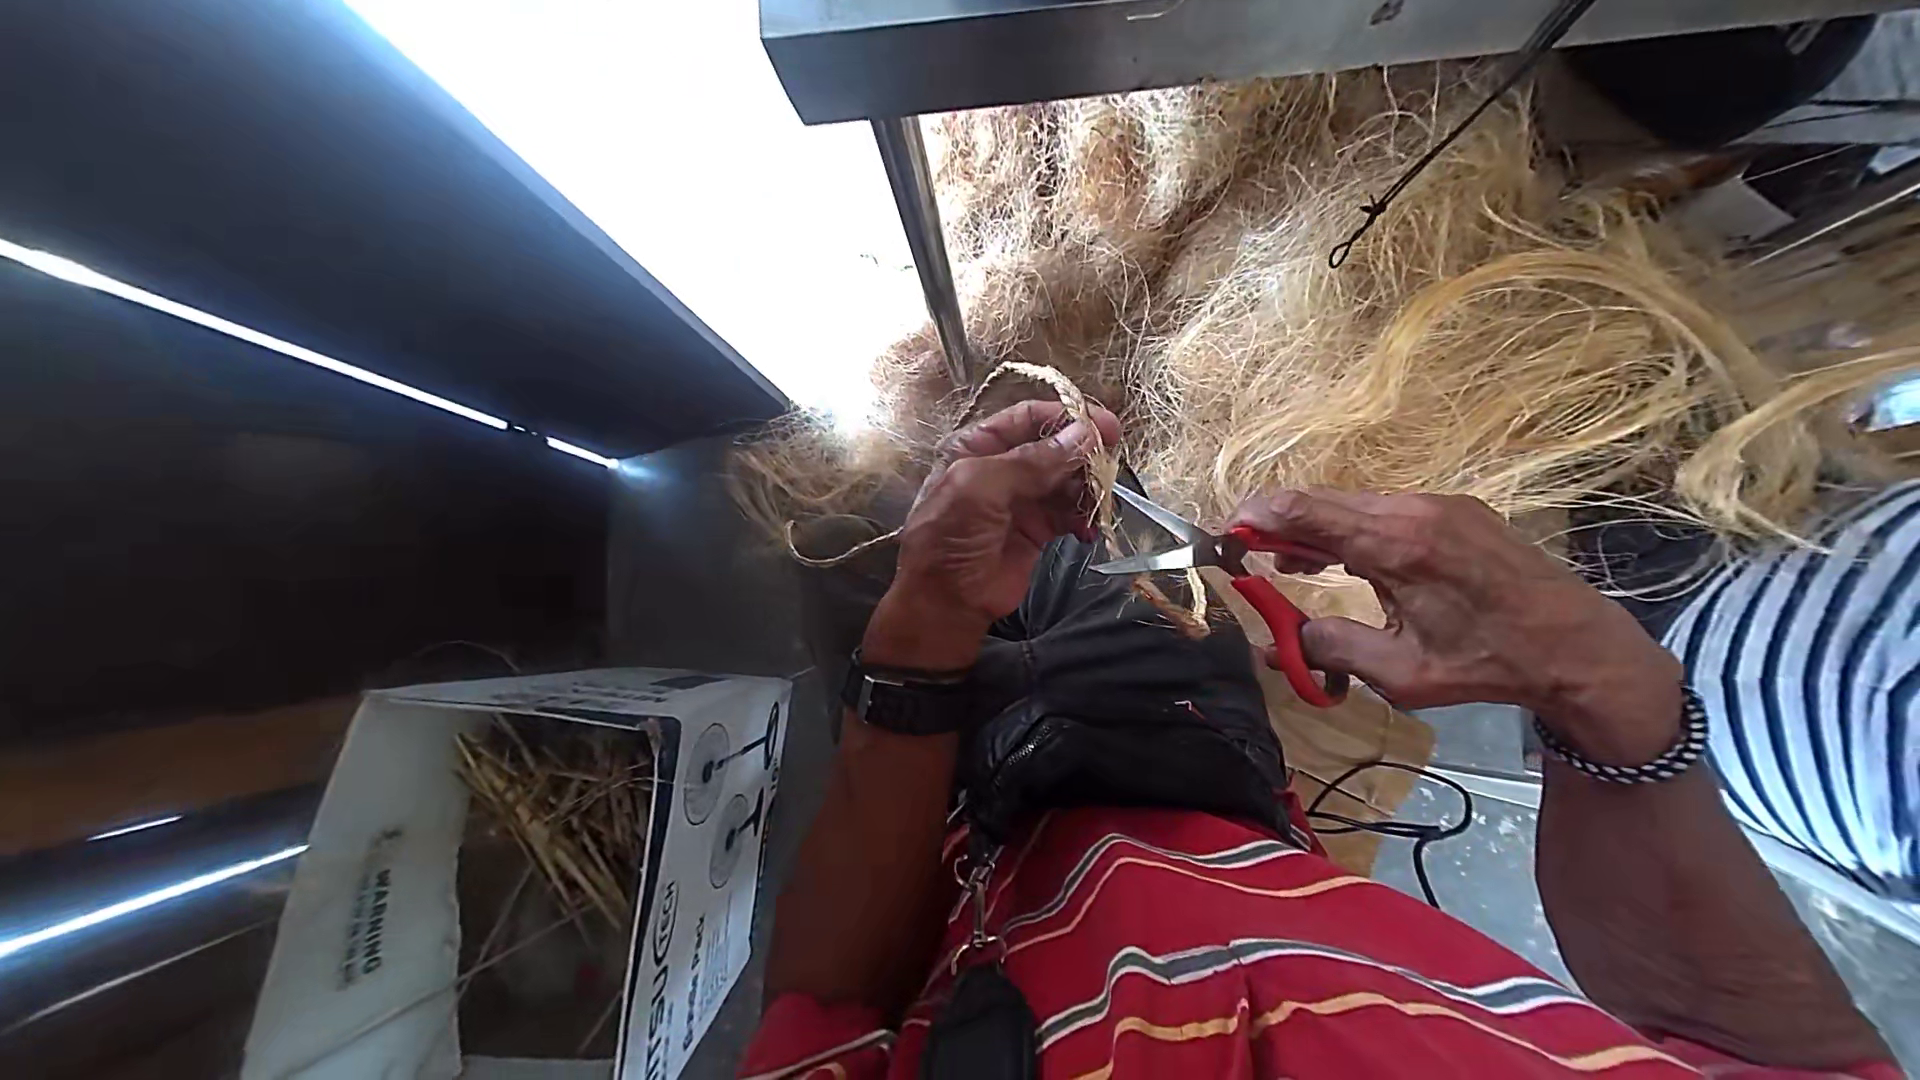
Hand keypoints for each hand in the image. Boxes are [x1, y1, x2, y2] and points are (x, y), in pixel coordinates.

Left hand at [863, 400, 1120, 671]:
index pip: (1028, 418)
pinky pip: (1070, 513)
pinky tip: (1088, 531)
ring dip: (1087, 489)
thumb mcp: (981, 487)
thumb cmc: (950, 536)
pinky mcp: (1037, 530)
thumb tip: (1084, 435)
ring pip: (1066, 480)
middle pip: (1054, 448)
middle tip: (1111, 465)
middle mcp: (1001, 468)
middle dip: (1083, 455)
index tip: (1104, 425)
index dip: (1067, 417)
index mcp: (977, 446)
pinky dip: (1084, 518)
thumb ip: (1032, 461)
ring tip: (1098, 504)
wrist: (946, 601)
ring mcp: (1021, 500)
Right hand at [1229, 490, 1682, 764]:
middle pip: (1316, 499)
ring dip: (1308, 527)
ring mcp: (1434, 503)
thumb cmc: (1489, 664)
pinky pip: (1375, 508)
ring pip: (1345, 502)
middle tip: (1249, 556)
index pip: (1301, 509)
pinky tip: (1341, 558)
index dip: (1253, 516)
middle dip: (1273, 523)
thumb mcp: (1400, 671)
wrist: (1585, 649)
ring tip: (1292, 565)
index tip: (1224, 537)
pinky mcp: (1449, 509)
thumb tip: (1269, 645)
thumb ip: (1327, 647)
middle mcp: (1411, 509)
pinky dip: (1342, 528)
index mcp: (1396, 545)